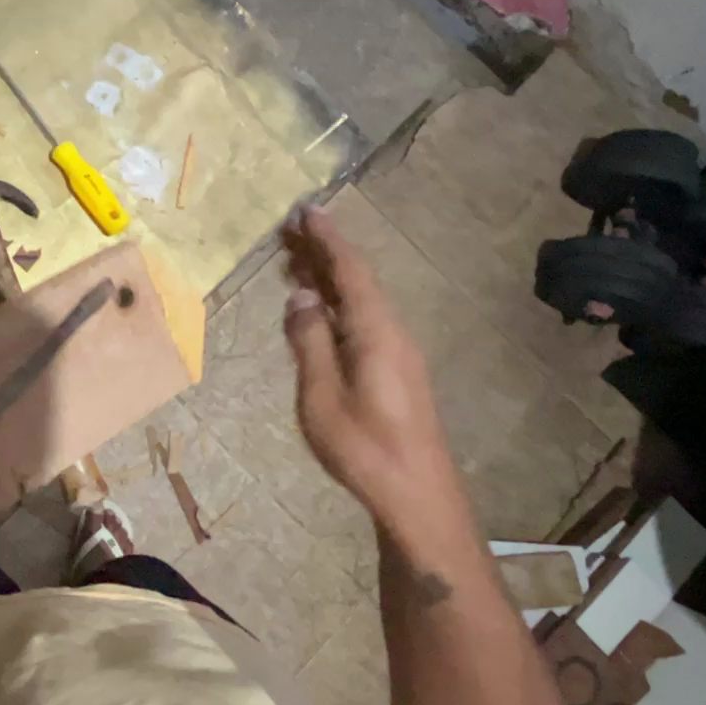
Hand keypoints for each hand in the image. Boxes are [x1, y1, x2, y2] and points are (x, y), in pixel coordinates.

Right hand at [281, 204, 462, 526]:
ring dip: (328, 279)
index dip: (328, 240)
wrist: (416, 494)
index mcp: (375, 332)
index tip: (306, 210)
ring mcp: (397, 352)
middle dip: (324, 253)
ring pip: (360, 301)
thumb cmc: (363, 447)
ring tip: (294, 264)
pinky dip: (337, 305)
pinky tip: (318, 311)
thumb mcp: (321, 396)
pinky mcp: (395, 371)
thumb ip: (309, 343)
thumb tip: (300, 298)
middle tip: (289, 231)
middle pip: (357, 281)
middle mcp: (391, 333)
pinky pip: (362, 320)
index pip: (351, 272)